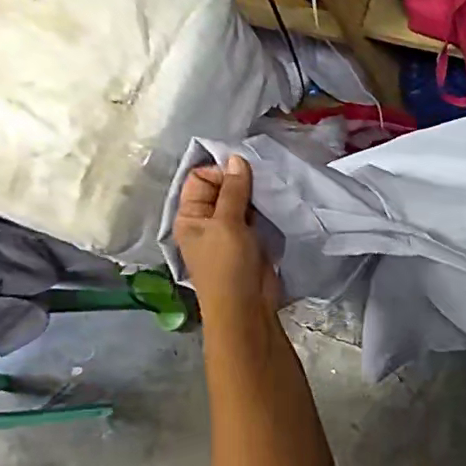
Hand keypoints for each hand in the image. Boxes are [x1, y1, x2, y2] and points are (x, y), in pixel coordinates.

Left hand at [173, 154, 279, 312]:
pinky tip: (276, 204)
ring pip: (241, 201)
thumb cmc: (228, 265)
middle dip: (241, 181)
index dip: (221, 171)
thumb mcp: (227, 224)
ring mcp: (229, 231)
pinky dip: (265, 209)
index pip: (200, 177)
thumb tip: (236, 158)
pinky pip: (255, 216)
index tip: (245, 174)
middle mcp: (206, 220)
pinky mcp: (250, 240)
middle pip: (222, 187)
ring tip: (271, 191)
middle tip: (263, 180)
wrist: (246, 307)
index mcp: (189, 215)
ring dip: (256, 195)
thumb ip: (233, 190)